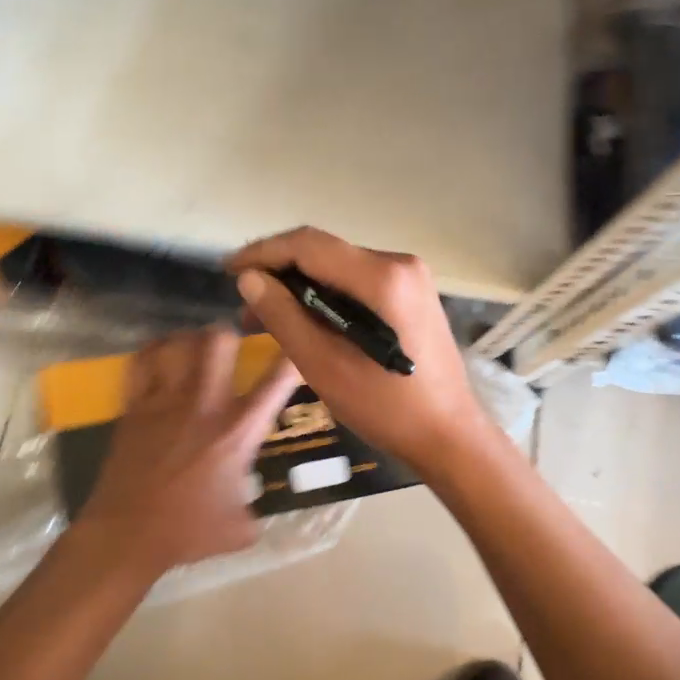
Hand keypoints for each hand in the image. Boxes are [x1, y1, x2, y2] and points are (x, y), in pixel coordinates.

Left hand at [77, 327, 299, 574]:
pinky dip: (154, 351)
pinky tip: (161, 355)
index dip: (293, 356)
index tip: (296, 347)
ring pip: (179, 343)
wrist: (128, 534)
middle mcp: (204, 404)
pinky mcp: (134, 406)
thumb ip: (256, 503)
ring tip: (194, 349)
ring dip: (191, 341)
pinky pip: (142, 361)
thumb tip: (256, 499)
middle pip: (219, 341)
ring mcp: (165, 401)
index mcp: (238, 430)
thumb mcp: (243, 527)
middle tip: (230, 347)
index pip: (276, 381)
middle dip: (230, 335)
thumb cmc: (189, 532)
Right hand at [227, 227, 495, 474]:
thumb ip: (284, 317)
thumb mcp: (324, 366)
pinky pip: (356, 283)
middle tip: (245, 306)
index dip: (262, 253)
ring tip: (265, 320)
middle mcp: (400, 264)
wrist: (450, 435)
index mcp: (383, 277)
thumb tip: (249, 279)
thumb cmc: (388, 408)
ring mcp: (410, 277)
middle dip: (278, 273)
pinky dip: (325, 296)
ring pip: (338, 268)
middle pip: (324, 253)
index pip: (308, 245)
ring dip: (300, 287)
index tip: (228, 270)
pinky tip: (303, 321)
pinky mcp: (411, 293)